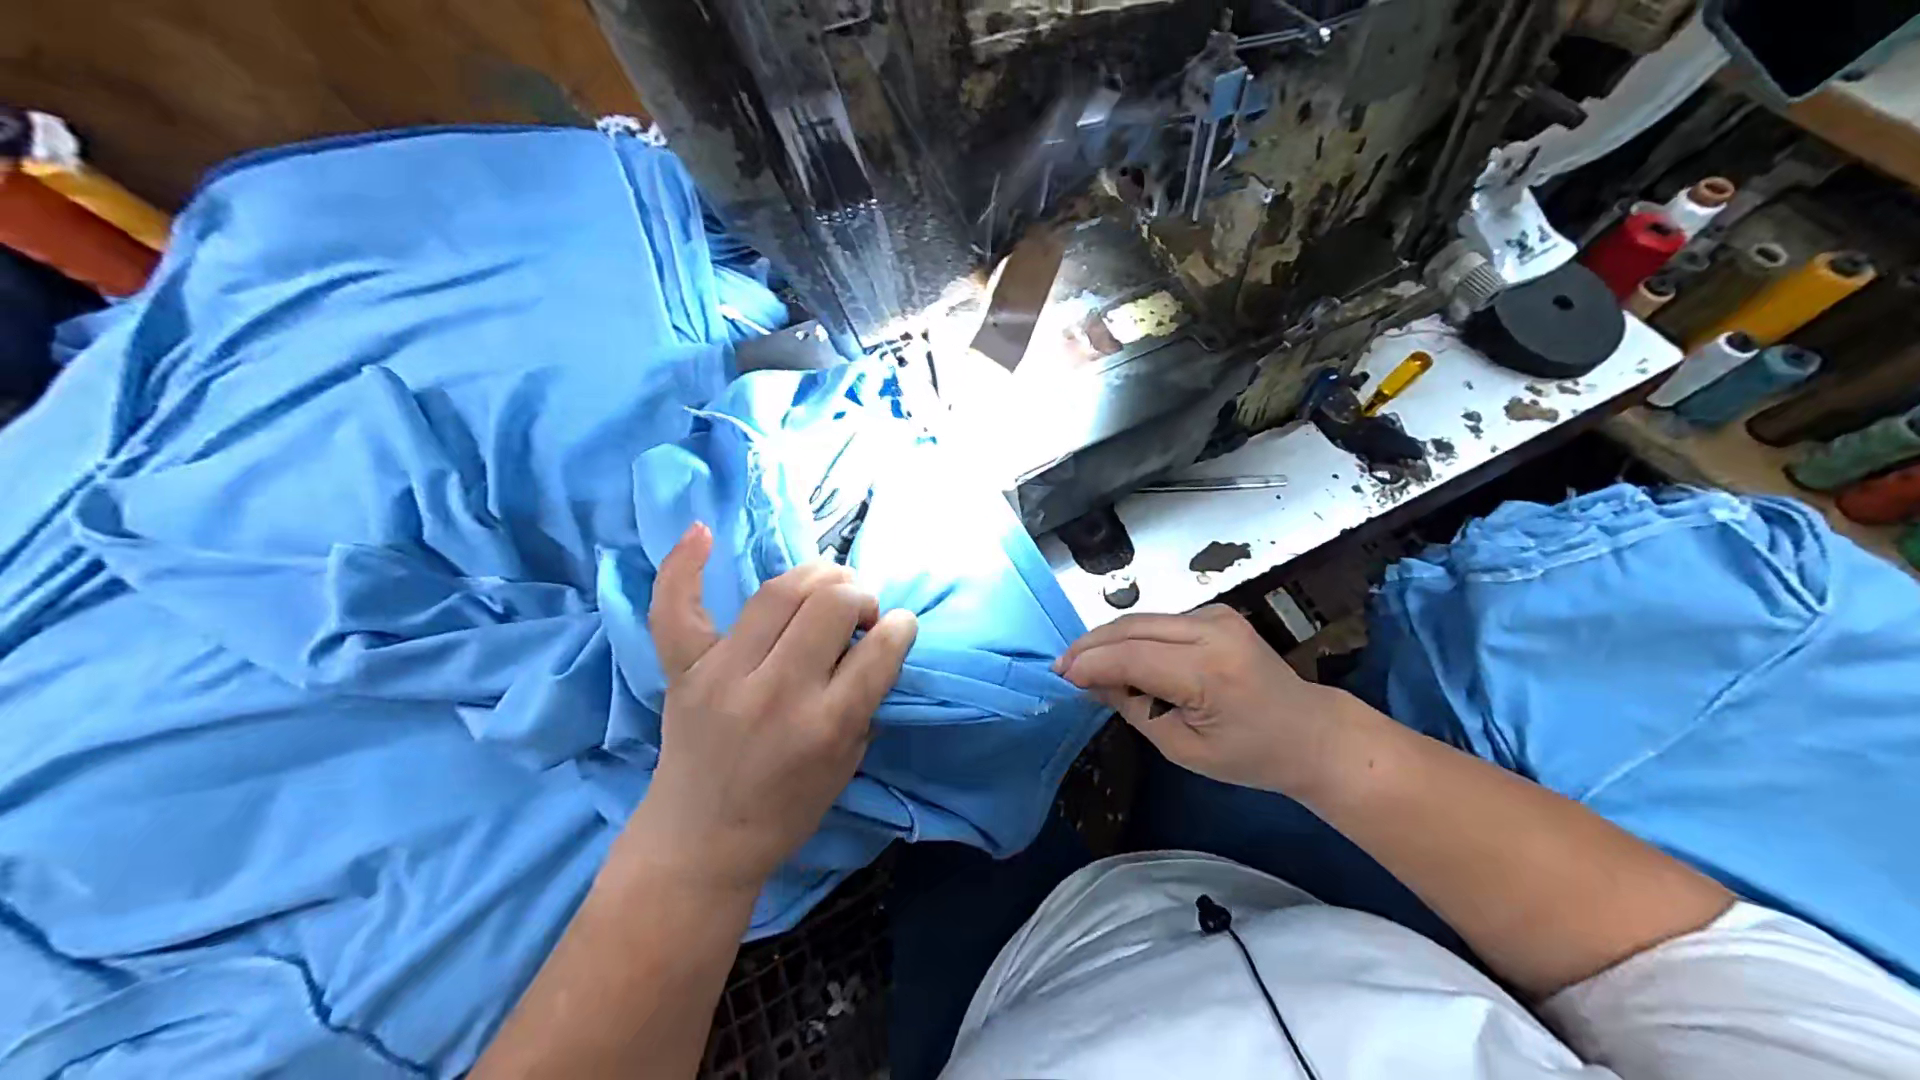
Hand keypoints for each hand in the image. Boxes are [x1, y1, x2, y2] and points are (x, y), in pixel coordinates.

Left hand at [624, 523, 917, 889]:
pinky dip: (684, 566)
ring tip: (826, 586)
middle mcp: (777, 692)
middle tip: (860, 613)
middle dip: (861, 597)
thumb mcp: (848, 762)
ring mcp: (724, 675)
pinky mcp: (685, 670)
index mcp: (827, 726)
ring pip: (780, 591)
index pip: (880, 648)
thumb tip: (873, 638)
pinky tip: (704, 532)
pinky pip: (677, 608)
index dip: (900, 627)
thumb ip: (865, 698)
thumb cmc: (786, 810)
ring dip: (818, 576)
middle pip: (833, 604)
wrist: (700, 842)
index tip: (899, 625)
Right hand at [1056, 605, 1362, 795]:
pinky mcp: (1216, 613)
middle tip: (1062, 666)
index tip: (1060, 675)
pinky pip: (1158, 622)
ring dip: (1108, 640)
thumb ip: (1133, 708)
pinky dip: (1132, 637)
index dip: (1090, 663)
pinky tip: (1119, 657)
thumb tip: (1092, 681)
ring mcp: (1217, 616)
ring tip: (1083, 664)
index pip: (1132, 657)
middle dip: (1091, 645)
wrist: (1310, 732)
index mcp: (1210, 671)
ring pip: (1141, 619)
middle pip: (1131, 627)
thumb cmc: (1251, 754)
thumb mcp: (1183, 748)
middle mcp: (1213, 630)